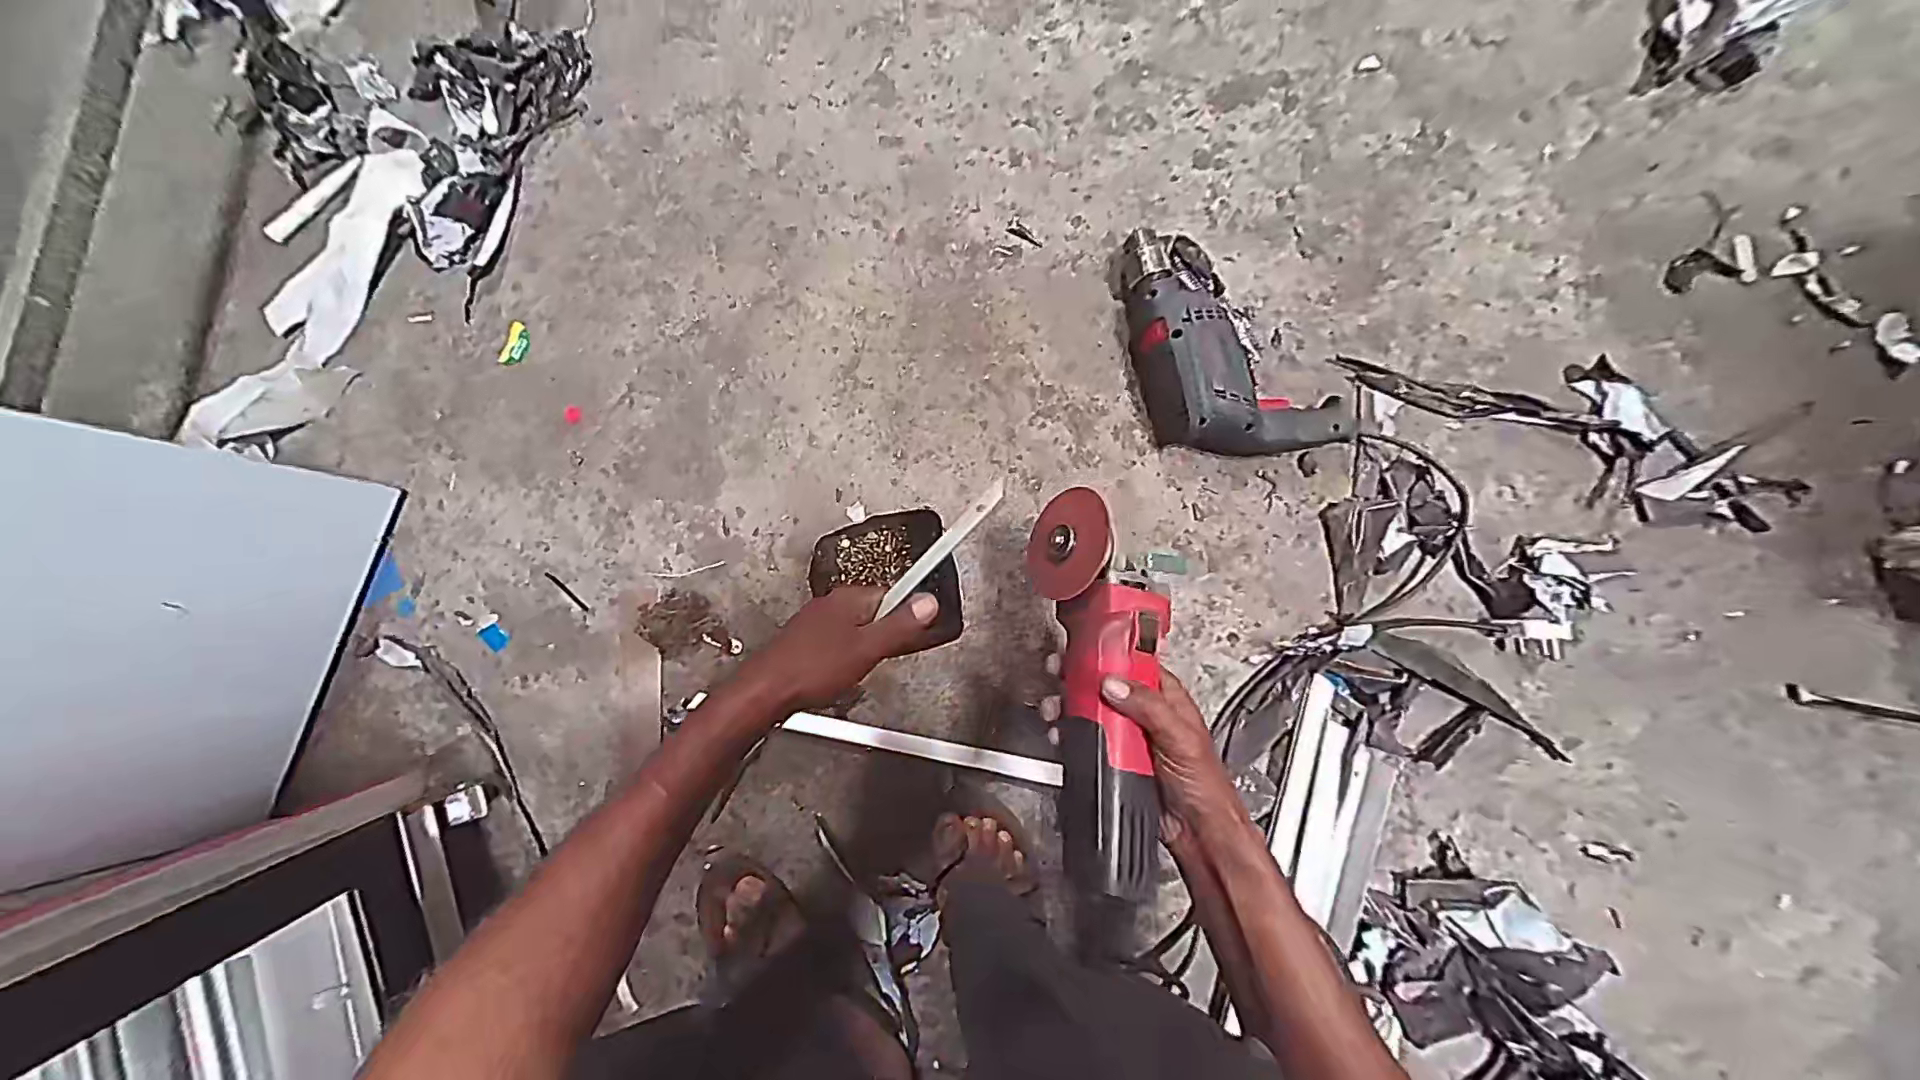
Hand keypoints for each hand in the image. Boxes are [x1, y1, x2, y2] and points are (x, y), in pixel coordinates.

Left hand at [741, 587, 940, 711]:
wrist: (764, 692)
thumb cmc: (810, 669)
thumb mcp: (867, 649)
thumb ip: (900, 626)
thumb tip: (928, 602)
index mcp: (848, 598)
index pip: (892, 593)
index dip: (906, 616)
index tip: (916, 633)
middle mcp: (831, 605)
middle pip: (874, 614)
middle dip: (882, 639)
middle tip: (879, 659)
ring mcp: (816, 623)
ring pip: (855, 633)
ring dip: (862, 653)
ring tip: (855, 673)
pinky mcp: (806, 643)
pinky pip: (837, 647)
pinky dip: (844, 662)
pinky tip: (838, 678)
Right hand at [1039, 664, 1253, 851]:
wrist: (1197, 832)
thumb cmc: (1205, 786)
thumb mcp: (1180, 738)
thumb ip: (1148, 707)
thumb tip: (1113, 684)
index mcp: (1165, 698)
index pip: (1133, 663)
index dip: (1107, 652)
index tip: (1083, 648)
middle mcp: (1144, 711)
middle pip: (1105, 684)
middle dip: (1078, 678)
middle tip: (1059, 672)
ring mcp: (1127, 734)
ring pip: (1091, 711)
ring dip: (1069, 706)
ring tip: (1057, 707)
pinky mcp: (1114, 756)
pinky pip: (1087, 738)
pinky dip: (1070, 733)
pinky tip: (1061, 733)